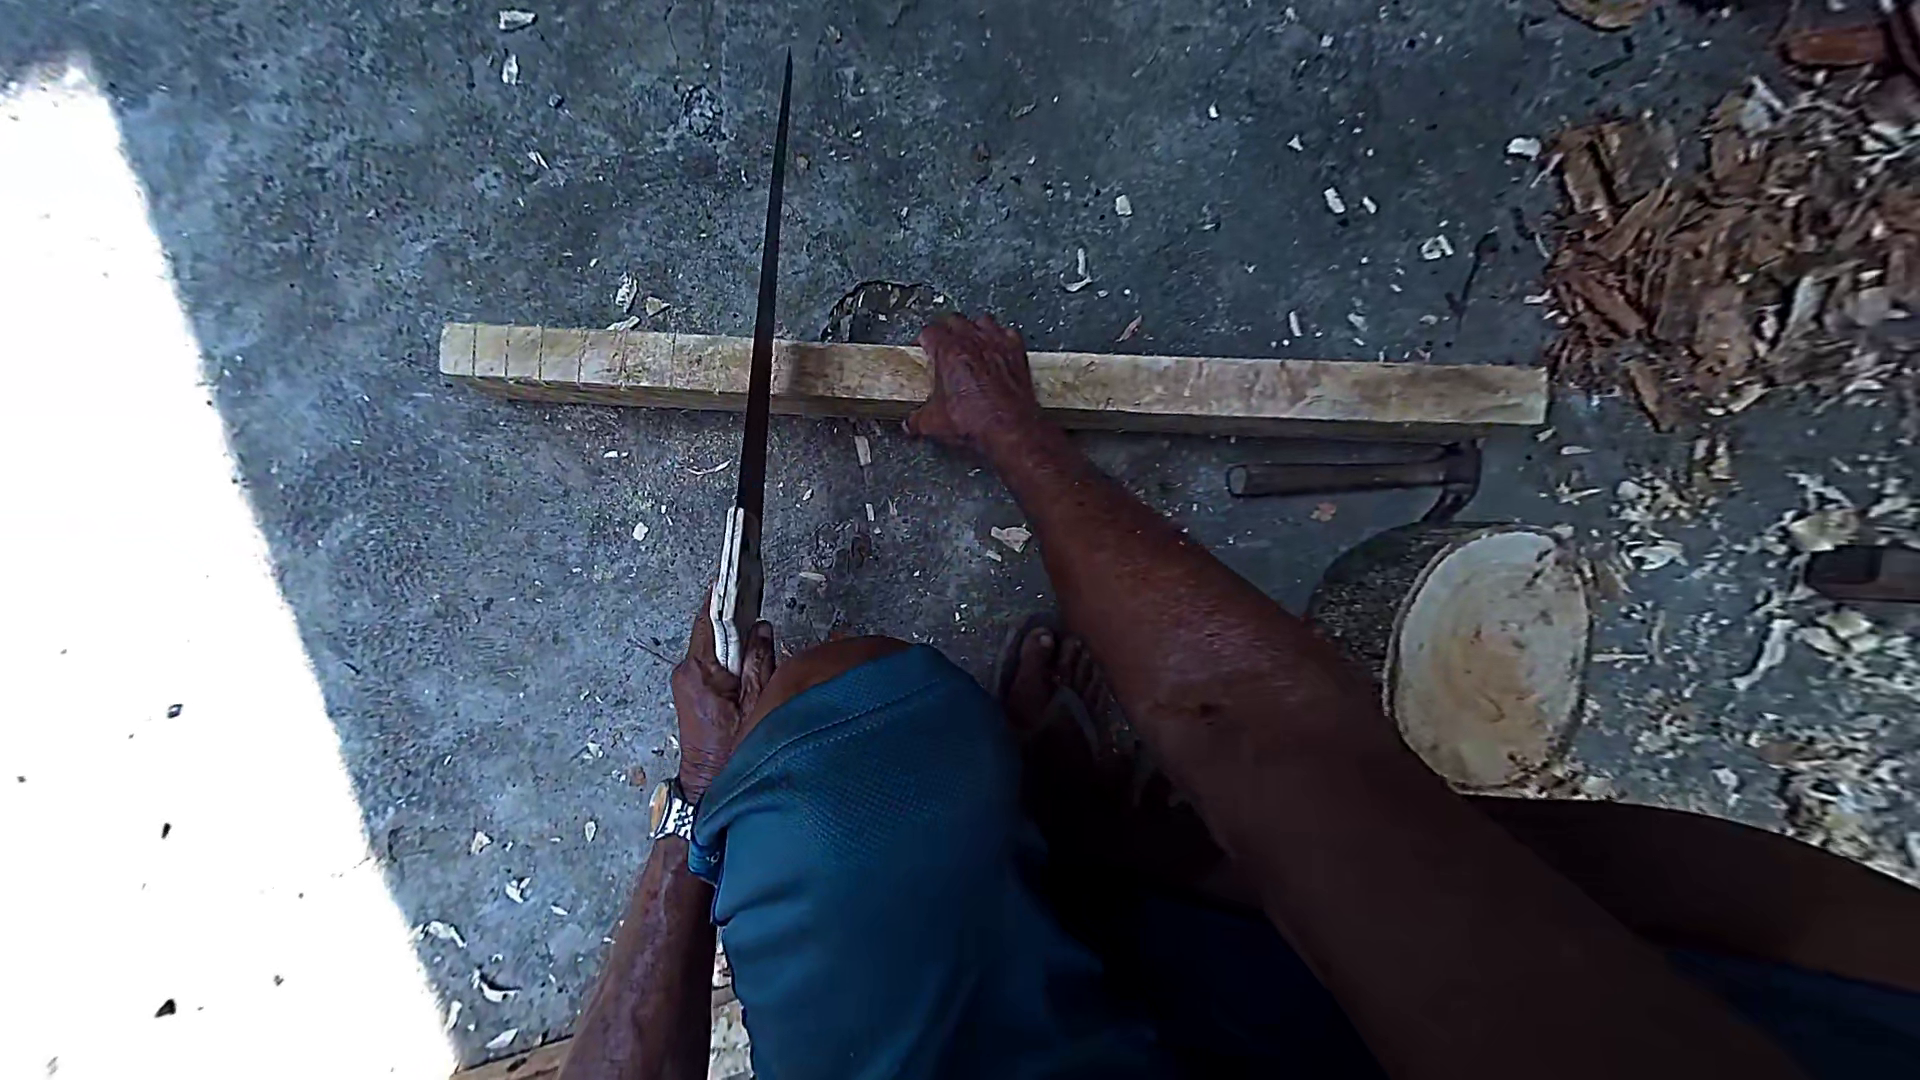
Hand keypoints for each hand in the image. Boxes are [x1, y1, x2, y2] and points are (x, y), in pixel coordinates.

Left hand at [670, 598, 774, 799]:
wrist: (708, 783)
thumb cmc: (732, 750)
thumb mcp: (757, 702)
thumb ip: (761, 661)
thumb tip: (761, 627)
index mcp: (699, 671)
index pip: (709, 619)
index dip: (721, 595)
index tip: (730, 573)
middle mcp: (687, 672)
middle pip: (713, 630)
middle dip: (736, 617)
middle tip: (756, 600)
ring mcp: (688, 680)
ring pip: (715, 644)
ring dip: (735, 635)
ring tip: (758, 624)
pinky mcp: (693, 688)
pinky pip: (714, 658)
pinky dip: (731, 651)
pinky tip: (750, 651)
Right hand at [907, 313, 1043, 451]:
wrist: (1009, 428)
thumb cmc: (975, 421)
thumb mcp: (934, 423)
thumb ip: (917, 419)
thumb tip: (910, 423)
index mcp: (948, 352)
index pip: (929, 332)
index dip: (923, 340)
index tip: (923, 349)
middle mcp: (973, 341)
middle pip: (954, 321)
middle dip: (946, 331)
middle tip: (943, 347)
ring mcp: (997, 343)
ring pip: (981, 321)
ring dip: (973, 330)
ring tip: (970, 344)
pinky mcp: (1016, 352)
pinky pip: (1006, 332)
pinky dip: (1000, 338)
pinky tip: (996, 350)